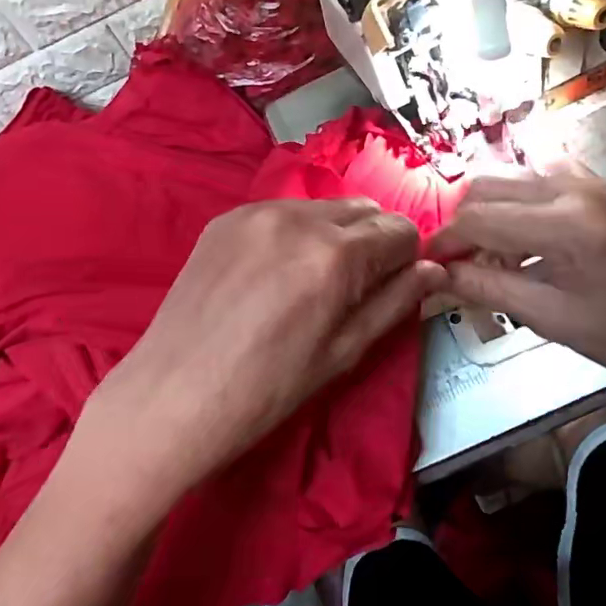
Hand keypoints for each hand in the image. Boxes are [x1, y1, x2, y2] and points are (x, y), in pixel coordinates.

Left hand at [103, 199, 442, 485]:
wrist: (171, 398)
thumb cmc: (267, 390)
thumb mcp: (344, 352)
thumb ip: (395, 303)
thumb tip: (434, 270)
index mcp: (335, 255)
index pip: (400, 230)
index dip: (407, 258)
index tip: (394, 285)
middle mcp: (299, 218)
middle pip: (366, 209)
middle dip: (375, 241)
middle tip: (357, 286)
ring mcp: (256, 212)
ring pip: (326, 207)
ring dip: (338, 234)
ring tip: (313, 280)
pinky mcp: (225, 218)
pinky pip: (284, 212)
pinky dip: (297, 233)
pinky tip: (276, 273)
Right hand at [426, 164, 605, 410]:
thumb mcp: (548, 318)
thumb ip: (486, 289)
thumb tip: (435, 275)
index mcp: (569, 223)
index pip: (482, 218)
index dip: (446, 240)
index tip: (427, 262)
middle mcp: (577, 186)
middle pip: (490, 185)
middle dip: (465, 222)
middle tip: (458, 263)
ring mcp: (592, 180)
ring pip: (512, 176)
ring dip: (490, 211)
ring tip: (492, 257)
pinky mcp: (599, 184)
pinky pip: (541, 177)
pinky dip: (519, 202)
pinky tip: (522, 237)